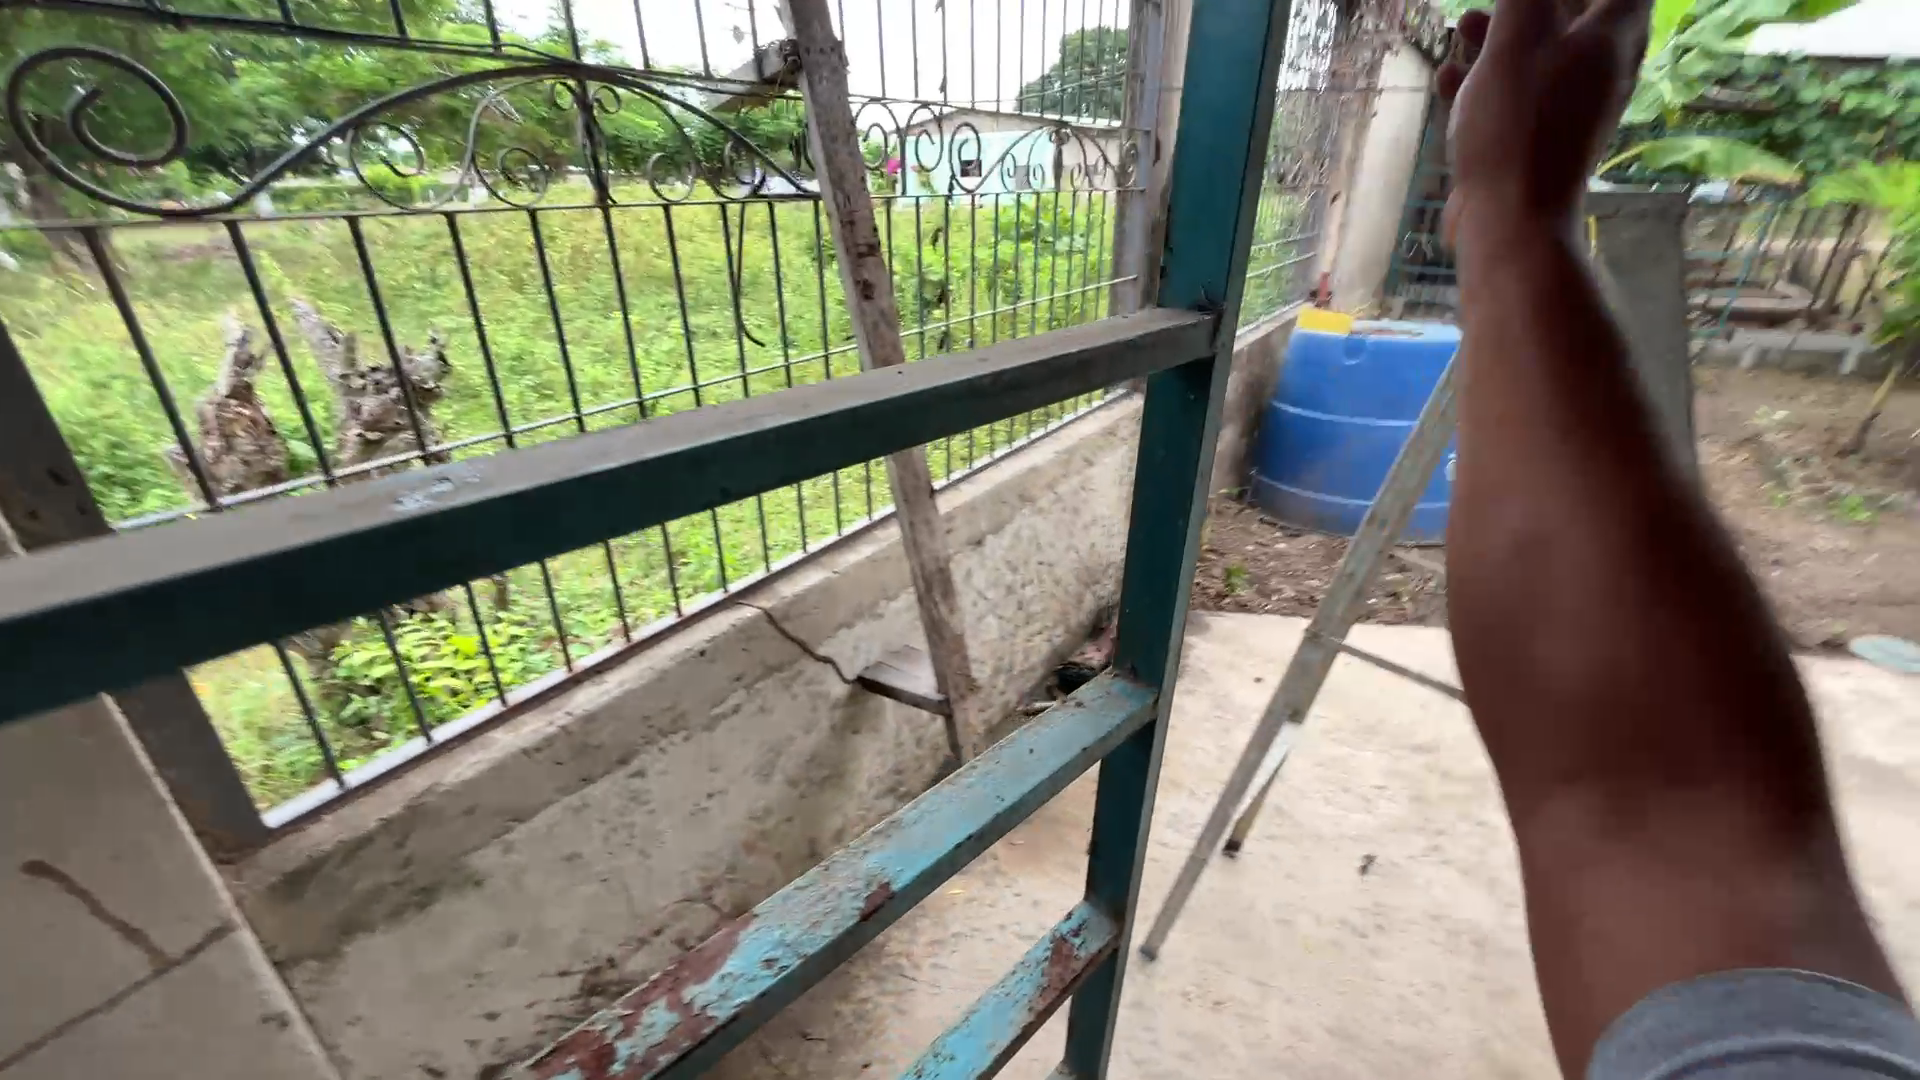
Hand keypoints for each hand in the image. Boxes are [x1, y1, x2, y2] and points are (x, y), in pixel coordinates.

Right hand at [1438, 0, 1651, 244]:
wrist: (1509, 216)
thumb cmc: (1515, 127)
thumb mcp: (1515, 46)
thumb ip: (1523, 0)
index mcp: (1614, 32)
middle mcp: (1603, 66)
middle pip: (1575, 14)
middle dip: (1531, 2)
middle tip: (1489, 1)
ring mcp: (1570, 107)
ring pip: (1538, 56)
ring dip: (1500, 38)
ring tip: (1460, 27)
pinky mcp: (1535, 140)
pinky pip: (1515, 96)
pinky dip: (1485, 81)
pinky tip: (1448, 78)